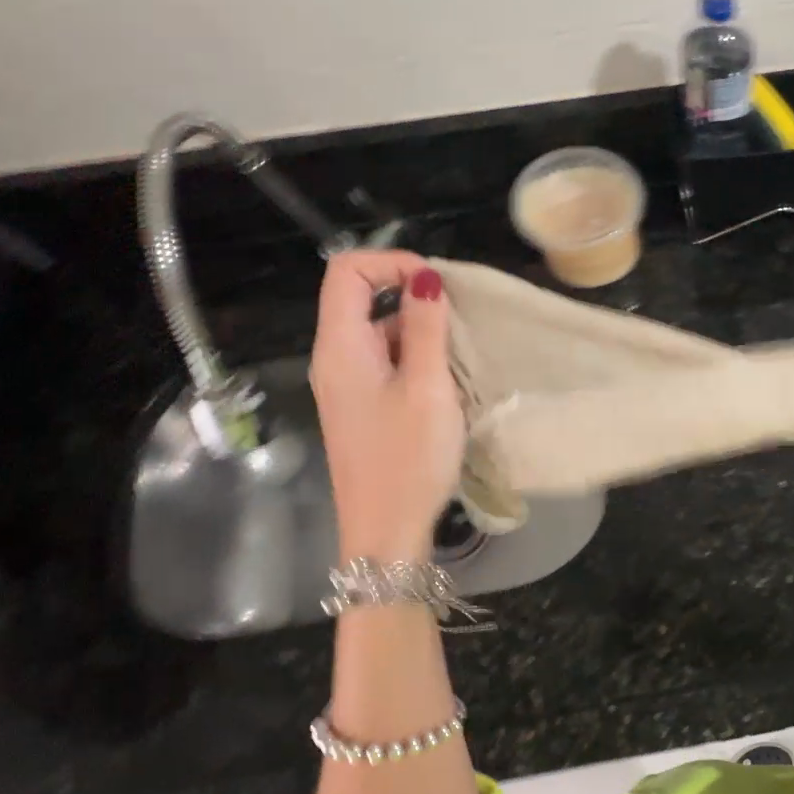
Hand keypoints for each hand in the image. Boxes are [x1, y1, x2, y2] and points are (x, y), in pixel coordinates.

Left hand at [309, 252, 463, 561]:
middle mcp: (333, 359)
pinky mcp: (361, 410)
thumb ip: (426, 329)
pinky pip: (382, 364)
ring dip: (417, 332)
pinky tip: (445, 385)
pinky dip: (413, 360)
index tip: (439, 286)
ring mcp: (345, 387)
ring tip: (459, 355)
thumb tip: (426, 279)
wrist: (386, 531)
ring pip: (376, 334)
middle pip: (360, 299)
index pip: (347, 271)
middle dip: (410, 296)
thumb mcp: (428, 388)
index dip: (392, 262)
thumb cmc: (409, 458)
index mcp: (341, 347)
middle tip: (459, 320)